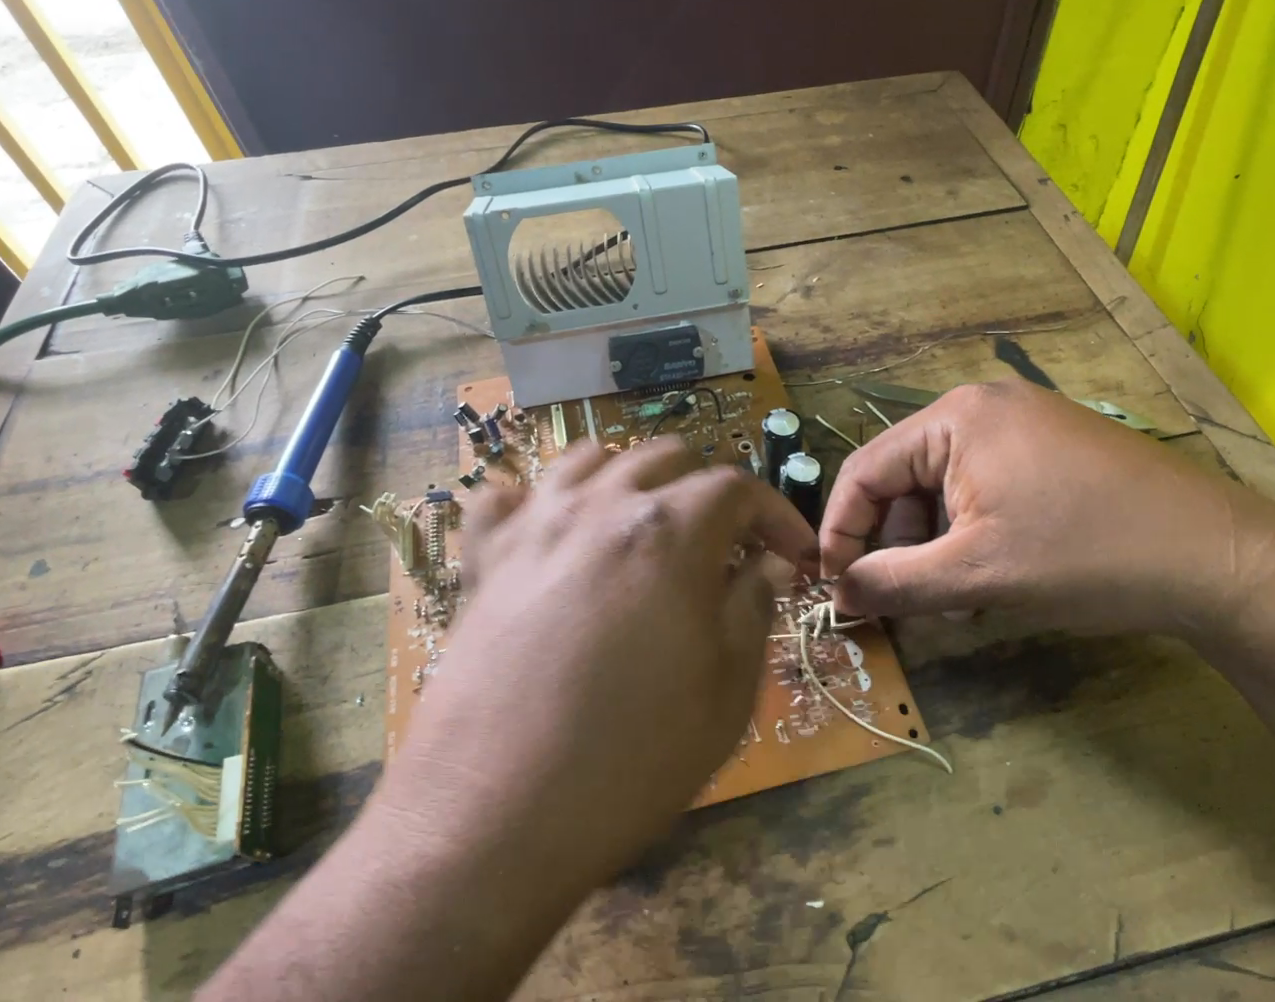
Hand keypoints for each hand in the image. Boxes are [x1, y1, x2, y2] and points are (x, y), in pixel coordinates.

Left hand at [380, 438, 816, 879]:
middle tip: (725, 551)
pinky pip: (505, 497)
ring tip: (646, 531)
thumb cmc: (633, 759)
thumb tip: (767, 564)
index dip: (776, 516)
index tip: (792, 557)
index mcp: (669, 532)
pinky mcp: (481, 562)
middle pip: (665, 458)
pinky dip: (537, 501)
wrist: (496, 816)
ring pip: (590, 459)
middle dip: (709, 492)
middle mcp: (599, 507)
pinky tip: (552, 536)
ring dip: (632, 481)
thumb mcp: (726, 692)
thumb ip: (753, 609)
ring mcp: (532, 527)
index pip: (737, 489)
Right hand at [821, 379, 1274, 637]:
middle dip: (896, 545)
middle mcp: (985, 407)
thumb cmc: (1086, 557)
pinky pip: (985, 490)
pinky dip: (973, 535)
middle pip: (903, 479)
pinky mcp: (1055, 451)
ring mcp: (1025, 426)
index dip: (840, 533)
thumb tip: (836, 596)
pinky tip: (993, 578)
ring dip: (935, 547)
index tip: (835, 588)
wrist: (1221, 559)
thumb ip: (893, 583)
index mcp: (956, 418)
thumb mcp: (976, 576)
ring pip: (944, 490)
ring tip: (958, 601)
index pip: (864, 470)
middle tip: (909, 604)